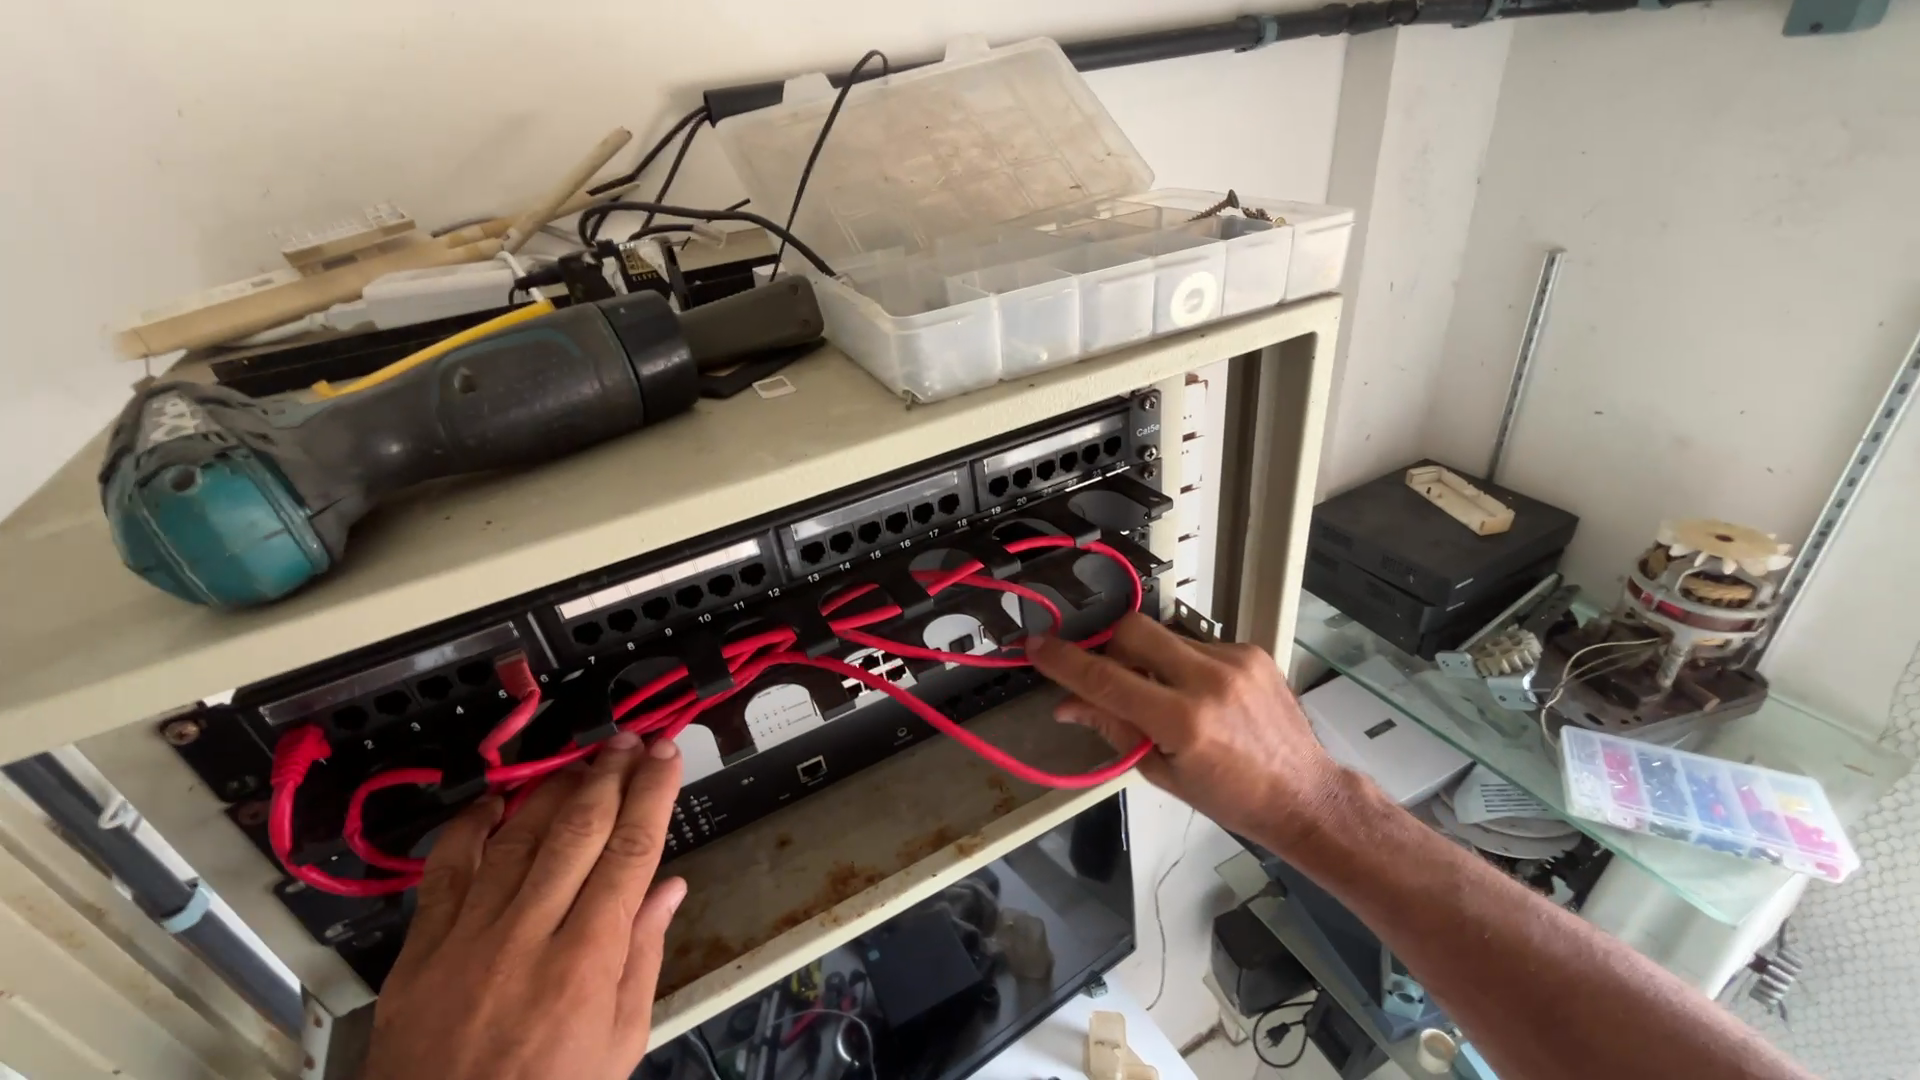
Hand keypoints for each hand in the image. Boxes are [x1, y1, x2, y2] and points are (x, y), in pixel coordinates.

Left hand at [361, 731, 686, 1079]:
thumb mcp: (620, 1044)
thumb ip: (644, 957)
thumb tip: (670, 886)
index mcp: (588, 961)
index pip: (631, 850)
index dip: (653, 793)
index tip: (667, 755)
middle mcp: (528, 937)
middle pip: (578, 831)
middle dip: (610, 775)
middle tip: (630, 741)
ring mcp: (466, 940)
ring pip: (517, 837)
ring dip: (554, 789)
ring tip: (582, 759)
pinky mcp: (418, 952)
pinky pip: (445, 871)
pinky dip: (469, 827)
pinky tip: (494, 799)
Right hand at [1026, 614, 1345, 850]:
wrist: (1304, 793)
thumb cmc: (1228, 796)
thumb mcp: (1161, 772)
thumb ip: (1112, 728)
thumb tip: (1065, 705)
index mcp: (1182, 721)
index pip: (1107, 679)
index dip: (1065, 661)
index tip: (1037, 646)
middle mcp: (1209, 680)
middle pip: (1133, 630)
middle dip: (1110, 646)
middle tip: (1112, 676)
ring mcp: (1235, 660)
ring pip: (1164, 635)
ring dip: (1150, 659)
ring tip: (1167, 696)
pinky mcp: (1251, 650)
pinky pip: (1196, 642)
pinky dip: (1183, 663)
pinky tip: (1201, 694)